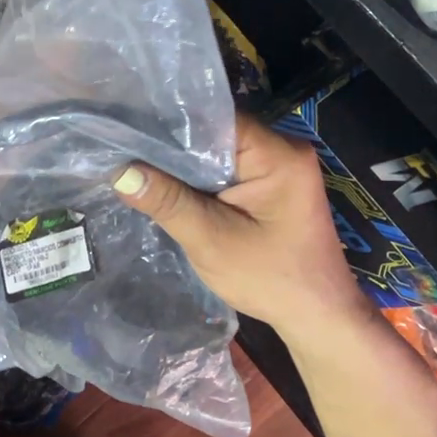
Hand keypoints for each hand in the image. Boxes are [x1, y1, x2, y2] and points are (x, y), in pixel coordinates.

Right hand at [113, 114, 372, 338]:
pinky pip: (223, 170)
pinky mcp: (268, 185)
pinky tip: (162, 182)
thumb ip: (167, 202)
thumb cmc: (271, 280)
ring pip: (215, 152)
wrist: (317, 317)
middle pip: (213, 132)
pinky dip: (194, 177)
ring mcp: (276, 167)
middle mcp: (281, 149)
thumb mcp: (211, 241)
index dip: (167, 123)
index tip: (124, 127)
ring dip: (179, 162)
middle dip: (168, 143)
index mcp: (277, 154)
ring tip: (130, 161)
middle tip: (119, 146)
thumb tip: (119, 172)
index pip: (213, 119)